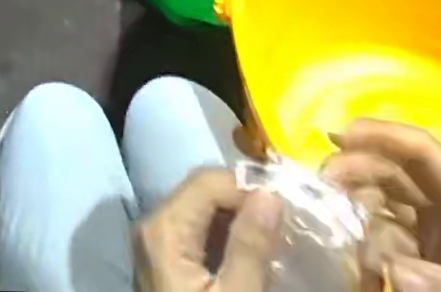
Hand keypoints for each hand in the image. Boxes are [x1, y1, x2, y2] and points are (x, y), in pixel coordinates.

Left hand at [135, 168, 282, 291]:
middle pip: (202, 189)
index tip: (286, 207)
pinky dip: (223, 232)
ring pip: (200, 206)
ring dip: (236, 214)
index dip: (248, 187)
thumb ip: (250, 246)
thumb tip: (271, 193)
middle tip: (284, 219)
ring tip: (273, 232)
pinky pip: (195, 228)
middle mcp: (153, 224)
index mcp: (165, 229)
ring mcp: (156, 241)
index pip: (209, 182)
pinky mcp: (163, 258)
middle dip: (243, 198)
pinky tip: (250, 249)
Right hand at [324, 121, 440, 291]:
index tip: (337, 134)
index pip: (428, 152)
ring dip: (361, 204)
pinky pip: (398, 239)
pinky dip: (373, 241)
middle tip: (322, 183)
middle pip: (403, 172)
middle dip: (360, 168)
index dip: (382, 134)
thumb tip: (390, 266)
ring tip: (335, 219)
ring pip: (394, 203)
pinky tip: (358, 255)